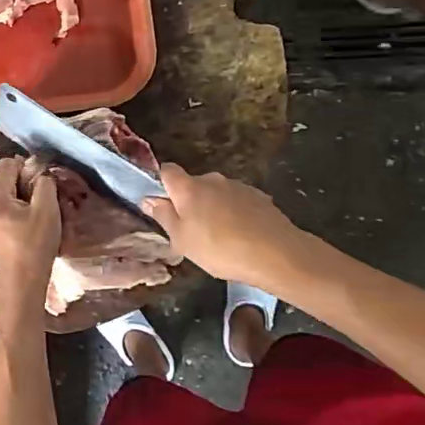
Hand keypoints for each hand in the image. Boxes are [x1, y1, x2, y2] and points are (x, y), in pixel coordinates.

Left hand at [0, 157, 60, 292]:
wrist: (22, 282)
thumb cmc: (35, 245)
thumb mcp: (47, 209)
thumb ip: (44, 183)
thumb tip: (39, 173)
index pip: (8, 163)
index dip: (28, 167)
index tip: (43, 183)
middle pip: (5, 175)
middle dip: (26, 180)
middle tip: (44, 197)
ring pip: (6, 189)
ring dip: (25, 194)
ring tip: (39, 210)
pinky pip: (5, 203)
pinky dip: (19, 205)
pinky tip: (31, 220)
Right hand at [140, 163, 315, 288]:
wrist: (276, 254)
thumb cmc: (219, 248)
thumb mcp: (181, 240)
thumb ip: (163, 216)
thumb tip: (149, 199)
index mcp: (188, 188)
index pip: (167, 170)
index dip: (162, 183)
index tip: (163, 203)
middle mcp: (213, 179)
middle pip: (193, 184)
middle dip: (190, 201)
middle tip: (192, 229)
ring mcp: (238, 186)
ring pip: (217, 193)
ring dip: (214, 208)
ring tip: (220, 236)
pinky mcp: (259, 197)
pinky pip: (237, 201)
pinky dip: (235, 213)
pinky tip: (241, 235)